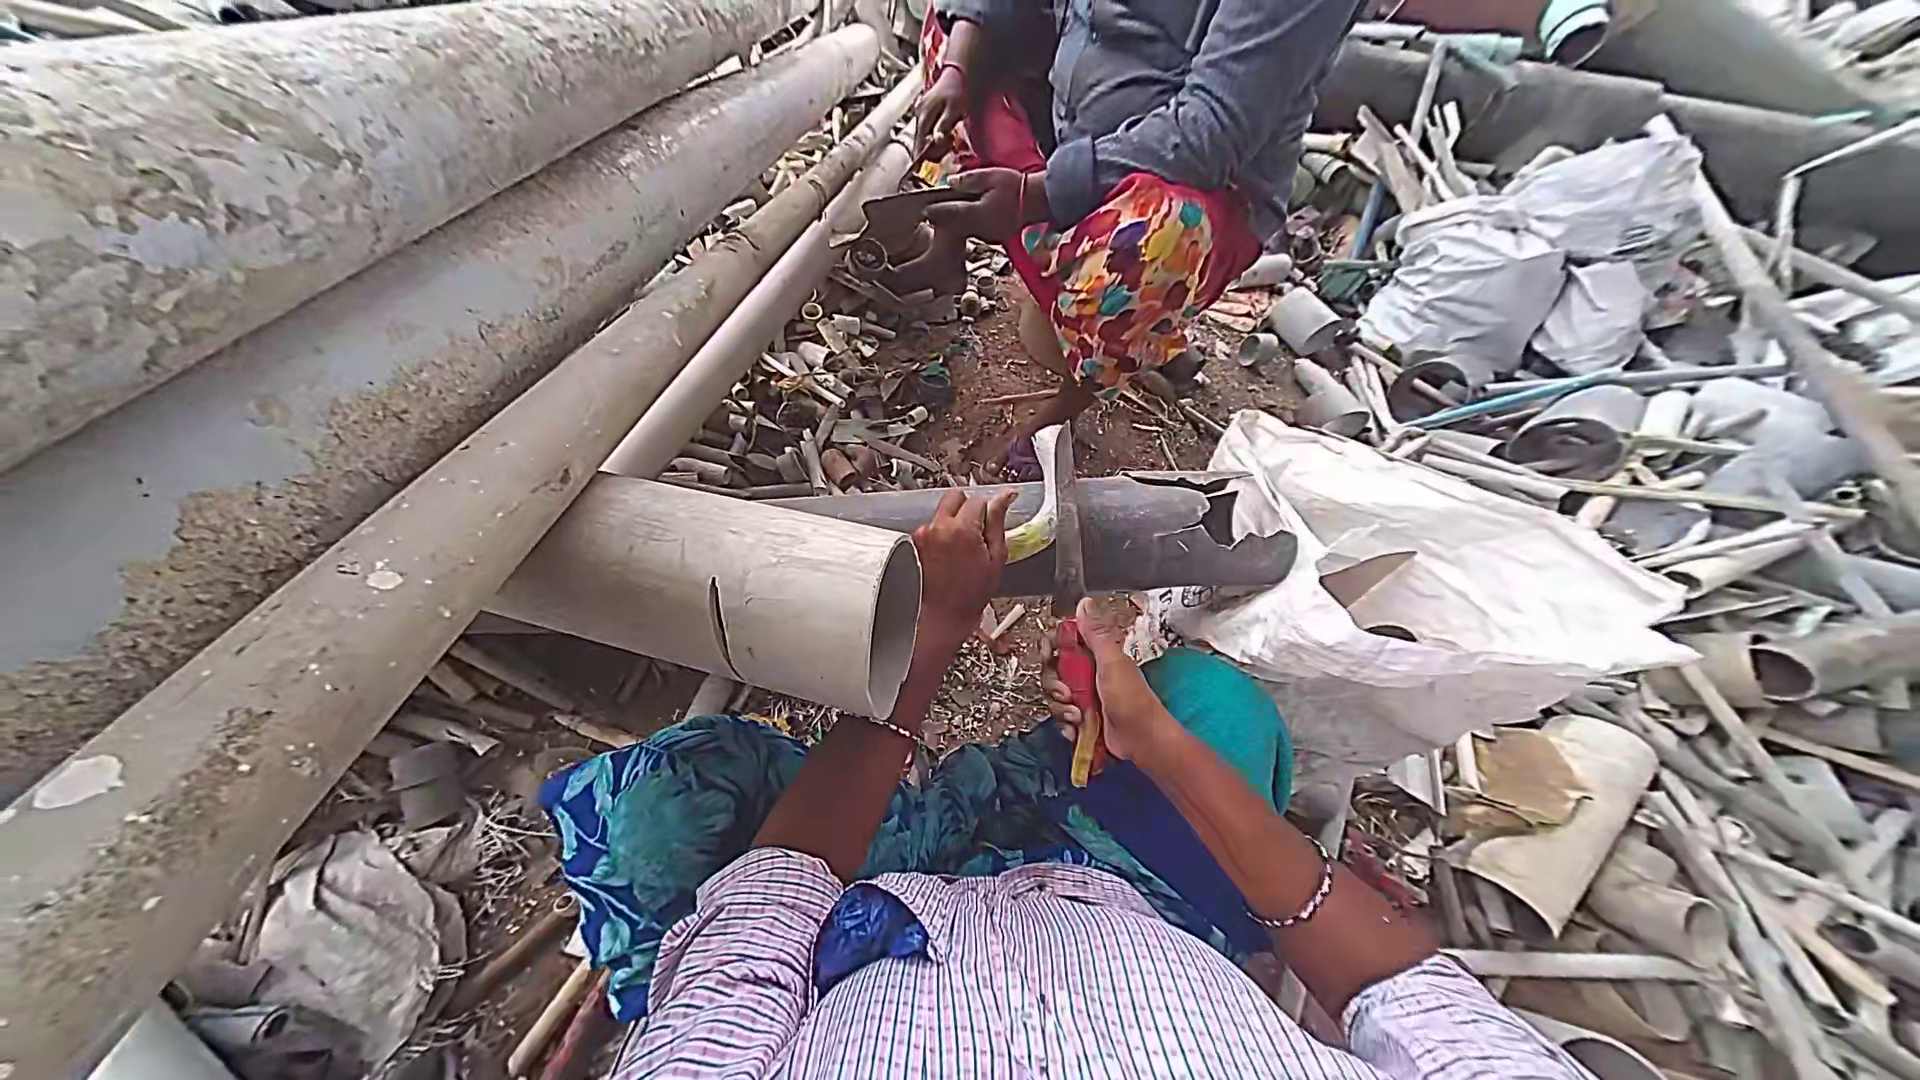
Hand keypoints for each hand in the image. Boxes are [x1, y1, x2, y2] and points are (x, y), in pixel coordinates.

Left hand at [911, 488, 1017, 648]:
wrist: (941, 616)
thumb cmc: (970, 594)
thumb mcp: (995, 558)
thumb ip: (998, 522)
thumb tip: (1004, 498)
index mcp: (962, 529)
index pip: (978, 499)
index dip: (988, 509)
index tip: (991, 521)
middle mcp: (938, 527)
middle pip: (955, 496)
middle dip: (967, 507)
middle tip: (976, 530)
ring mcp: (923, 534)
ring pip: (942, 513)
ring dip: (953, 523)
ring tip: (962, 551)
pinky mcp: (915, 543)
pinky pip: (932, 528)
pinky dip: (941, 536)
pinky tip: (948, 557)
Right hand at [913, 64, 967, 161]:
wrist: (958, 74)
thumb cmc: (958, 91)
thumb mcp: (954, 110)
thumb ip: (943, 126)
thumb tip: (935, 141)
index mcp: (924, 115)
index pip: (919, 142)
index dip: (921, 157)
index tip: (922, 168)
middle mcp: (919, 114)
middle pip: (920, 142)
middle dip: (933, 149)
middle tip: (949, 143)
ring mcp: (921, 113)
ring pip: (923, 137)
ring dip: (935, 143)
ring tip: (949, 136)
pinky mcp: (925, 112)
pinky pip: (927, 131)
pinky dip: (934, 136)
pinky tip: (945, 132)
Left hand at [925, 168, 1047, 242]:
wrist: (1037, 201)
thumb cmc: (1016, 187)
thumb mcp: (991, 176)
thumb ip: (968, 180)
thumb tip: (951, 182)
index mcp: (977, 213)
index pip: (950, 213)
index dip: (935, 211)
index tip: (924, 209)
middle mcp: (979, 228)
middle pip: (954, 225)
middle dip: (942, 220)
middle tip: (930, 214)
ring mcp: (987, 235)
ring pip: (964, 230)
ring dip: (955, 224)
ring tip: (946, 215)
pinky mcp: (994, 236)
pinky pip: (975, 232)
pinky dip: (967, 226)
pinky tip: (967, 219)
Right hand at [1040, 596, 1184, 763]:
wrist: (1142, 741)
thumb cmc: (1132, 700)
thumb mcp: (1112, 662)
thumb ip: (1095, 633)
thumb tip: (1084, 603)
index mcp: (1095, 655)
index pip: (1063, 642)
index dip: (1051, 646)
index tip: (1049, 653)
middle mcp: (1088, 673)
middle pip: (1052, 670)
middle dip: (1054, 684)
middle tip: (1066, 692)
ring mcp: (1085, 696)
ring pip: (1054, 695)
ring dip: (1061, 708)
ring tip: (1076, 715)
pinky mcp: (1083, 718)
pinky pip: (1061, 717)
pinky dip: (1067, 725)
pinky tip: (1078, 728)